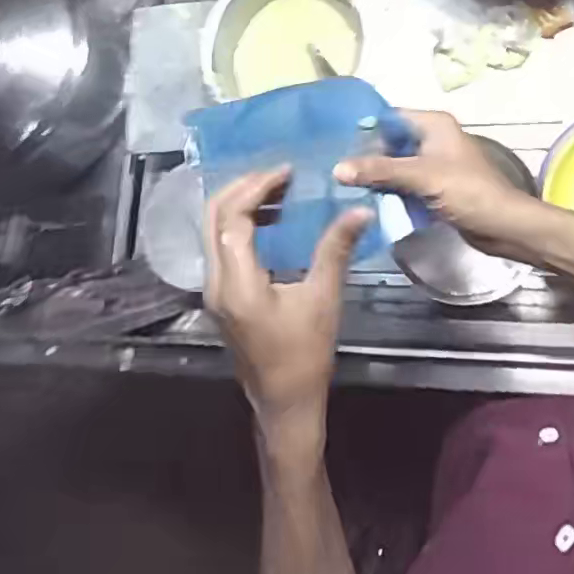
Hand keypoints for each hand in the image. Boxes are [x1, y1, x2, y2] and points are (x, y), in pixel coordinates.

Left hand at [203, 166, 372, 450]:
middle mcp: (216, 282)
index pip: (233, 219)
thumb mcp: (324, 298)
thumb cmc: (304, 353)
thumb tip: (360, 209)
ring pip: (214, 231)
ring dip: (241, 205)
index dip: (257, 188)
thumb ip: (336, 250)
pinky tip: (274, 222)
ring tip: (279, 190)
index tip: (287, 171)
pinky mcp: (222, 296)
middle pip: (213, 218)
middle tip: (279, 174)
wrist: (284, 402)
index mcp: (237, 283)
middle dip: (243, 189)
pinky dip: (243, 224)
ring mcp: (214, 291)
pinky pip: (223, 247)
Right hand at [334, 110, 545, 260]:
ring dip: (376, 175)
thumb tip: (337, 168)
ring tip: (341, 184)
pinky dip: (390, 190)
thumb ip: (380, 170)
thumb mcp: (422, 177)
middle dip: (366, 155)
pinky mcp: (436, 187)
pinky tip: (366, 199)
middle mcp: (434, 138)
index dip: (364, 128)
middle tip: (331, 168)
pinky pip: (406, 183)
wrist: (503, 225)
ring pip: (397, 164)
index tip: (331, 142)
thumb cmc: (467, 191)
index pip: (390, 117)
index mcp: (434, 124)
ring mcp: (436, 163)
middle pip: (391, 141)